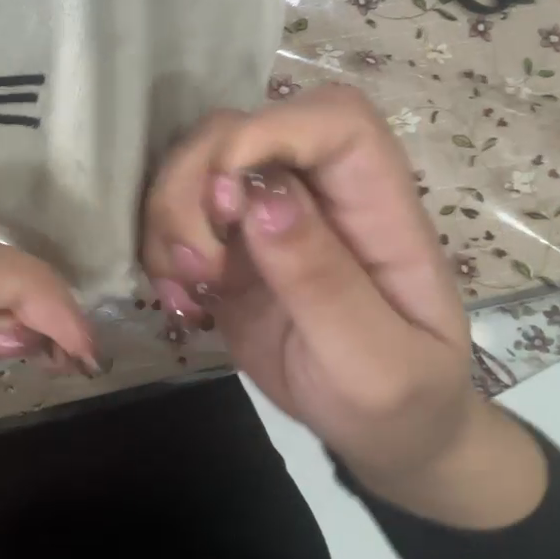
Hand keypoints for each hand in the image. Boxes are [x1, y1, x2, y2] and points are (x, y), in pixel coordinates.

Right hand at [143, 85, 544, 527]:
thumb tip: (262, 199)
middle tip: (196, 262)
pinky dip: (158, 255)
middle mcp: (315, 196)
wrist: (382, 438)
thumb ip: (323, 281)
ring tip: (186, 289)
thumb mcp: (375, 361)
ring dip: (167, 222)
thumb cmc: (401, 403)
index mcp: (377, 209)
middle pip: (236, 130)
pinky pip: (171, 219)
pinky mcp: (225, 249)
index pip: (332, 120)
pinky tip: (180, 304)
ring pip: (191, 168)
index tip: (226, 201)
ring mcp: (264, 220)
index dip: (268, 131)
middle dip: (191, 184)